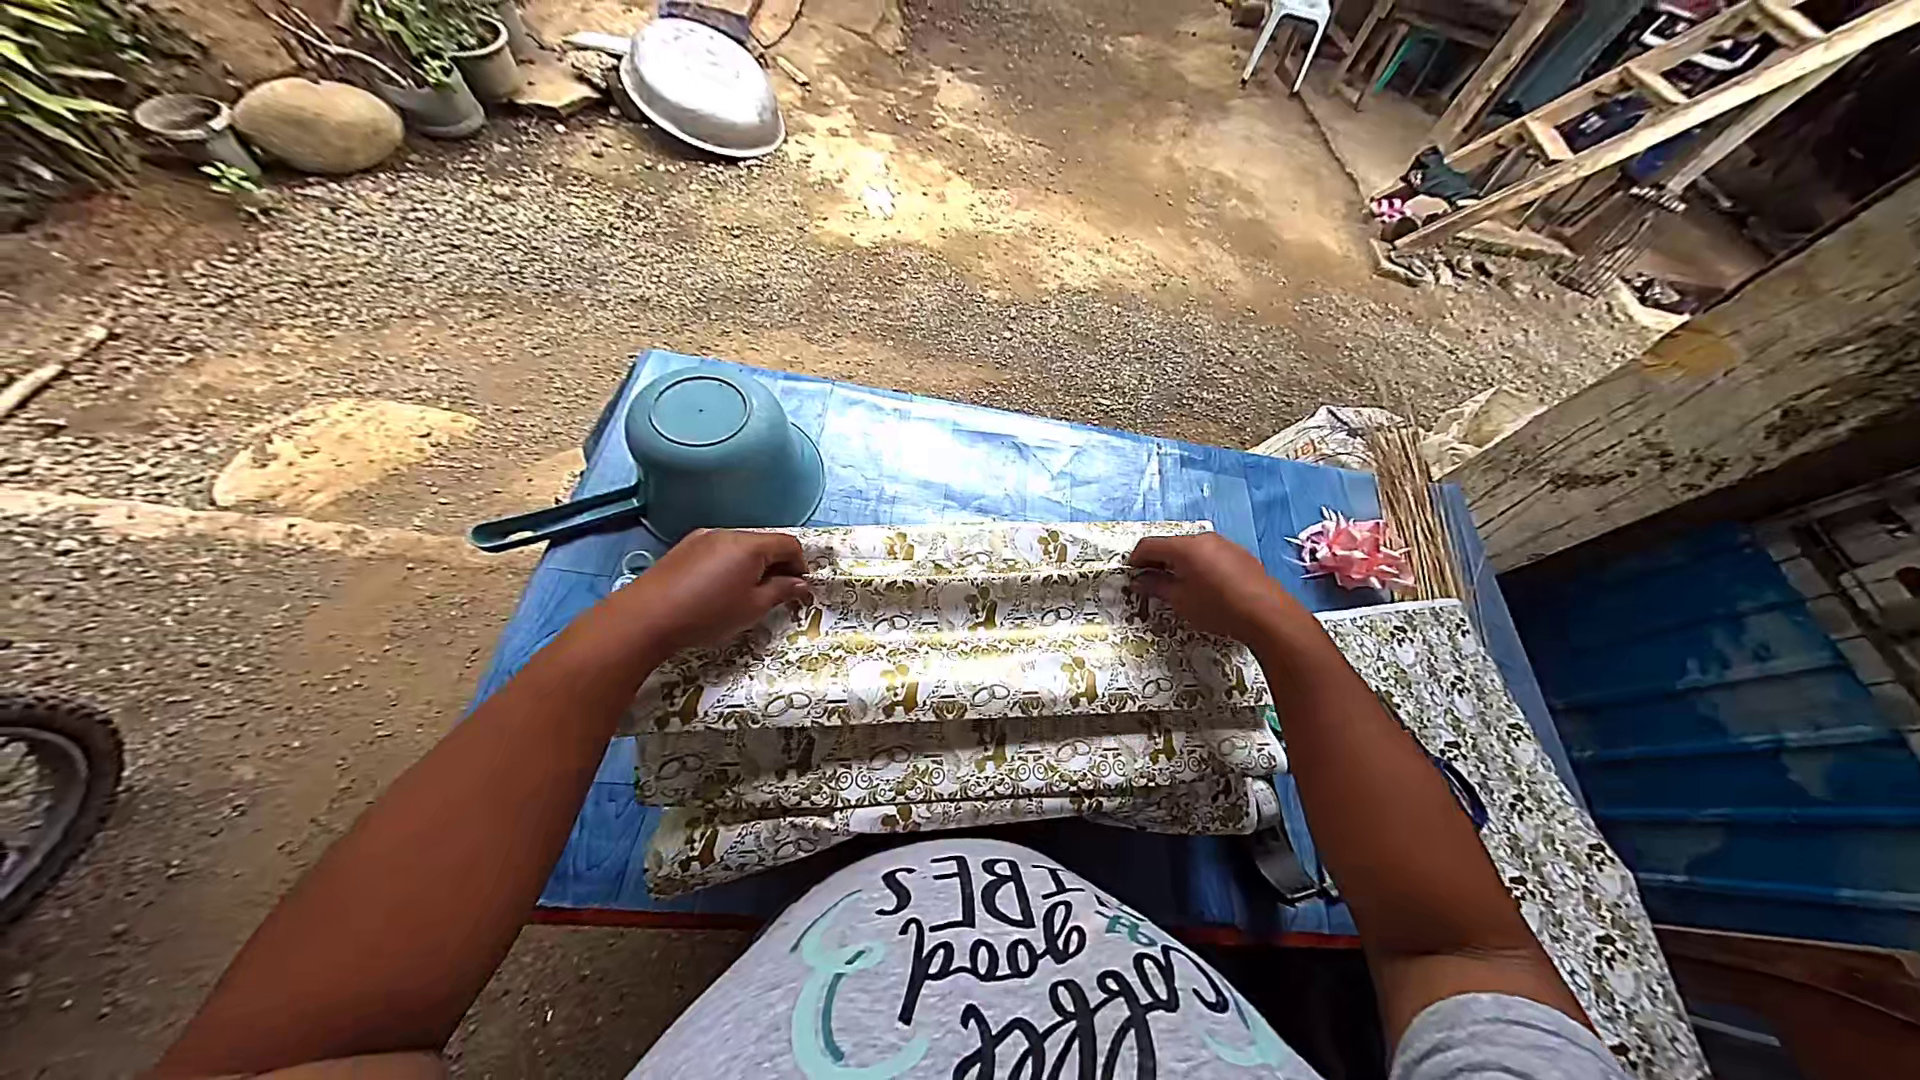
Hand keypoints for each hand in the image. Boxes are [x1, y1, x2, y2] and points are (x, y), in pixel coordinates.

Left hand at [597, 529, 810, 659]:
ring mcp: (703, 537)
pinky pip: (718, 550)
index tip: (798, 588)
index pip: (789, 544)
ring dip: (752, 565)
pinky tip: (719, 589)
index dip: (800, 565)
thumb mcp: (753, 608)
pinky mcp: (684, 547)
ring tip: (746, 594)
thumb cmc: (707, 614)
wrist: (645, 618)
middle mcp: (728, 533)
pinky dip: (729, 564)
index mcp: (750, 545)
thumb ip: (781, 591)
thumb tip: (800, 584)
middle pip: (764, 542)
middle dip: (776, 565)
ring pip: (740, 546)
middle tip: (776, 594)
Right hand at [1128, 533, 1313, 648]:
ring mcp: (1225, 544)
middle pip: (1171, 544)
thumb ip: (1156, 586)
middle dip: (1157, 561)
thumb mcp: (1180, 600)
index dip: (1135, 559)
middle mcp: (1204, 539)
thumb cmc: (1217, 608)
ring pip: (1192, 549)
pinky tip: (1203, 586)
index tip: (1131, 574)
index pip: (1149, 545)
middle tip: (1150, 581)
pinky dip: (1198, 565)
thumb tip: (1140, 580)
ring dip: (1178, 563)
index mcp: (1184, 547)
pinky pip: (1210, 555)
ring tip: (1177, 586)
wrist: (1268, 615)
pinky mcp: (1240, 555)